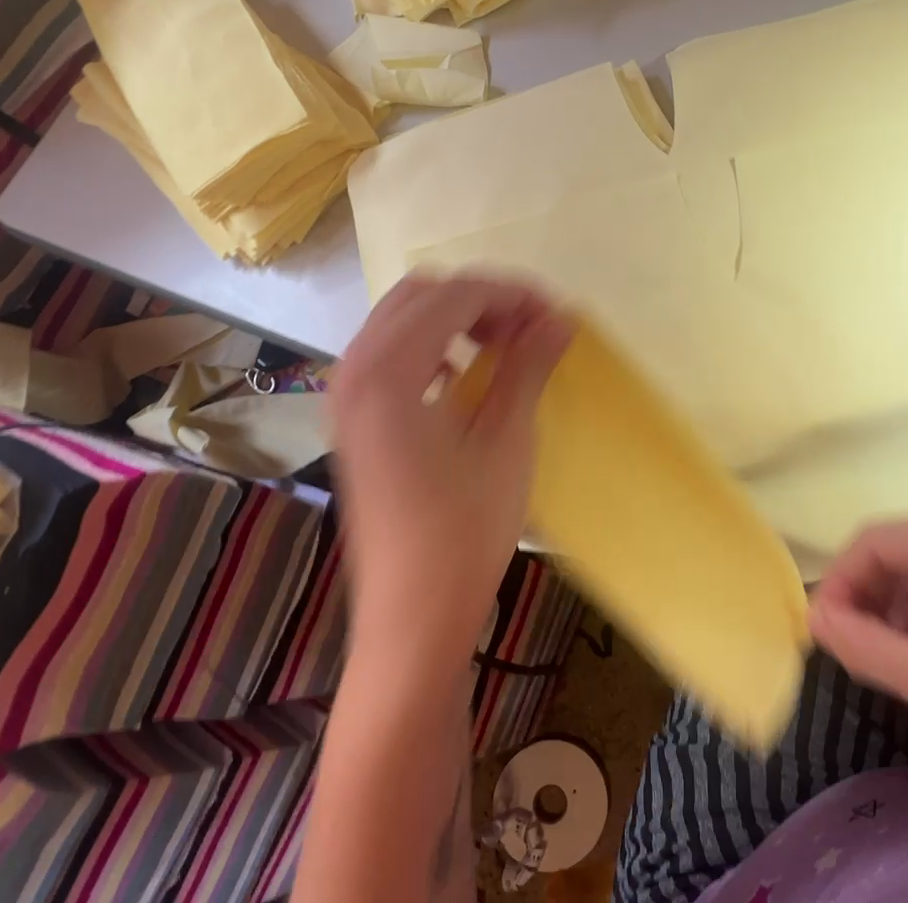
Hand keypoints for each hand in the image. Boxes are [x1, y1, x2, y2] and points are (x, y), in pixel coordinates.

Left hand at [329, 273, 572, 663]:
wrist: (414, 614)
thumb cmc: (465, 531)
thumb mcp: (506, 441)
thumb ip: (527, 367)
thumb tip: (560, 317)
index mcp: (387, 371)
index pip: (453, 296)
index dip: (509, 293)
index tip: (555, 312)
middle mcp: (353, 370)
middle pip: (418, 295)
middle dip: (479, 300)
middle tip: (531, 329)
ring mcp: (346, 397)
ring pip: (400, 321)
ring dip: (455, 320)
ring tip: (505, 349)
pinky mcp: (352, 422)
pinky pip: (389, 355)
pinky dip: (431, 348)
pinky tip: (465, 378)